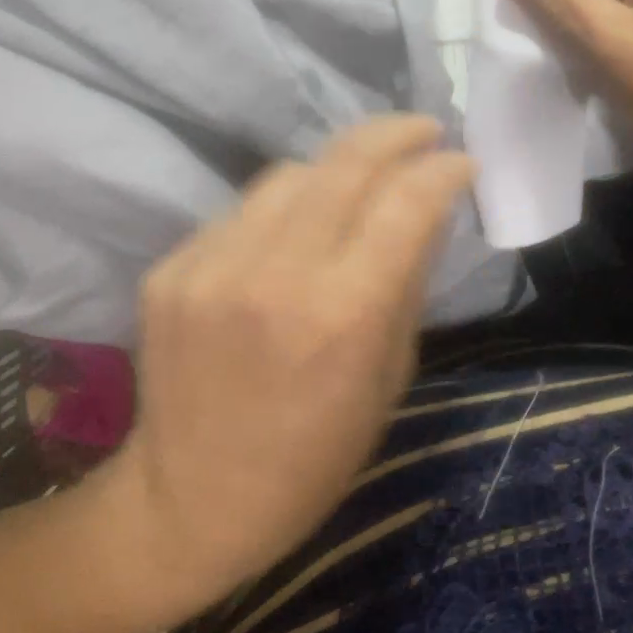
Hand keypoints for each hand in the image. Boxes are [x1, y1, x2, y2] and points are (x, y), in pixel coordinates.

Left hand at [119, 116, 474, 606]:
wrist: (195, 501)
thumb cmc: (316, 458)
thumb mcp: (390, 378)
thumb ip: (408, 285)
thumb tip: (426, 214)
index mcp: (344, 315)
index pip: (406, 202)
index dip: (444, 171)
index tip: (462, 163)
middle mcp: (275, 275)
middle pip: (345, 163)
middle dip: (396, 134)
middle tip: (423, 131)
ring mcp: (211, 266)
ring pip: (290, 175)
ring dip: (337, 169)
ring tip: (358, 186)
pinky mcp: (170, 269)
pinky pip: (242, 213)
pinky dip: (282, 212)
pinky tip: (293, 239)